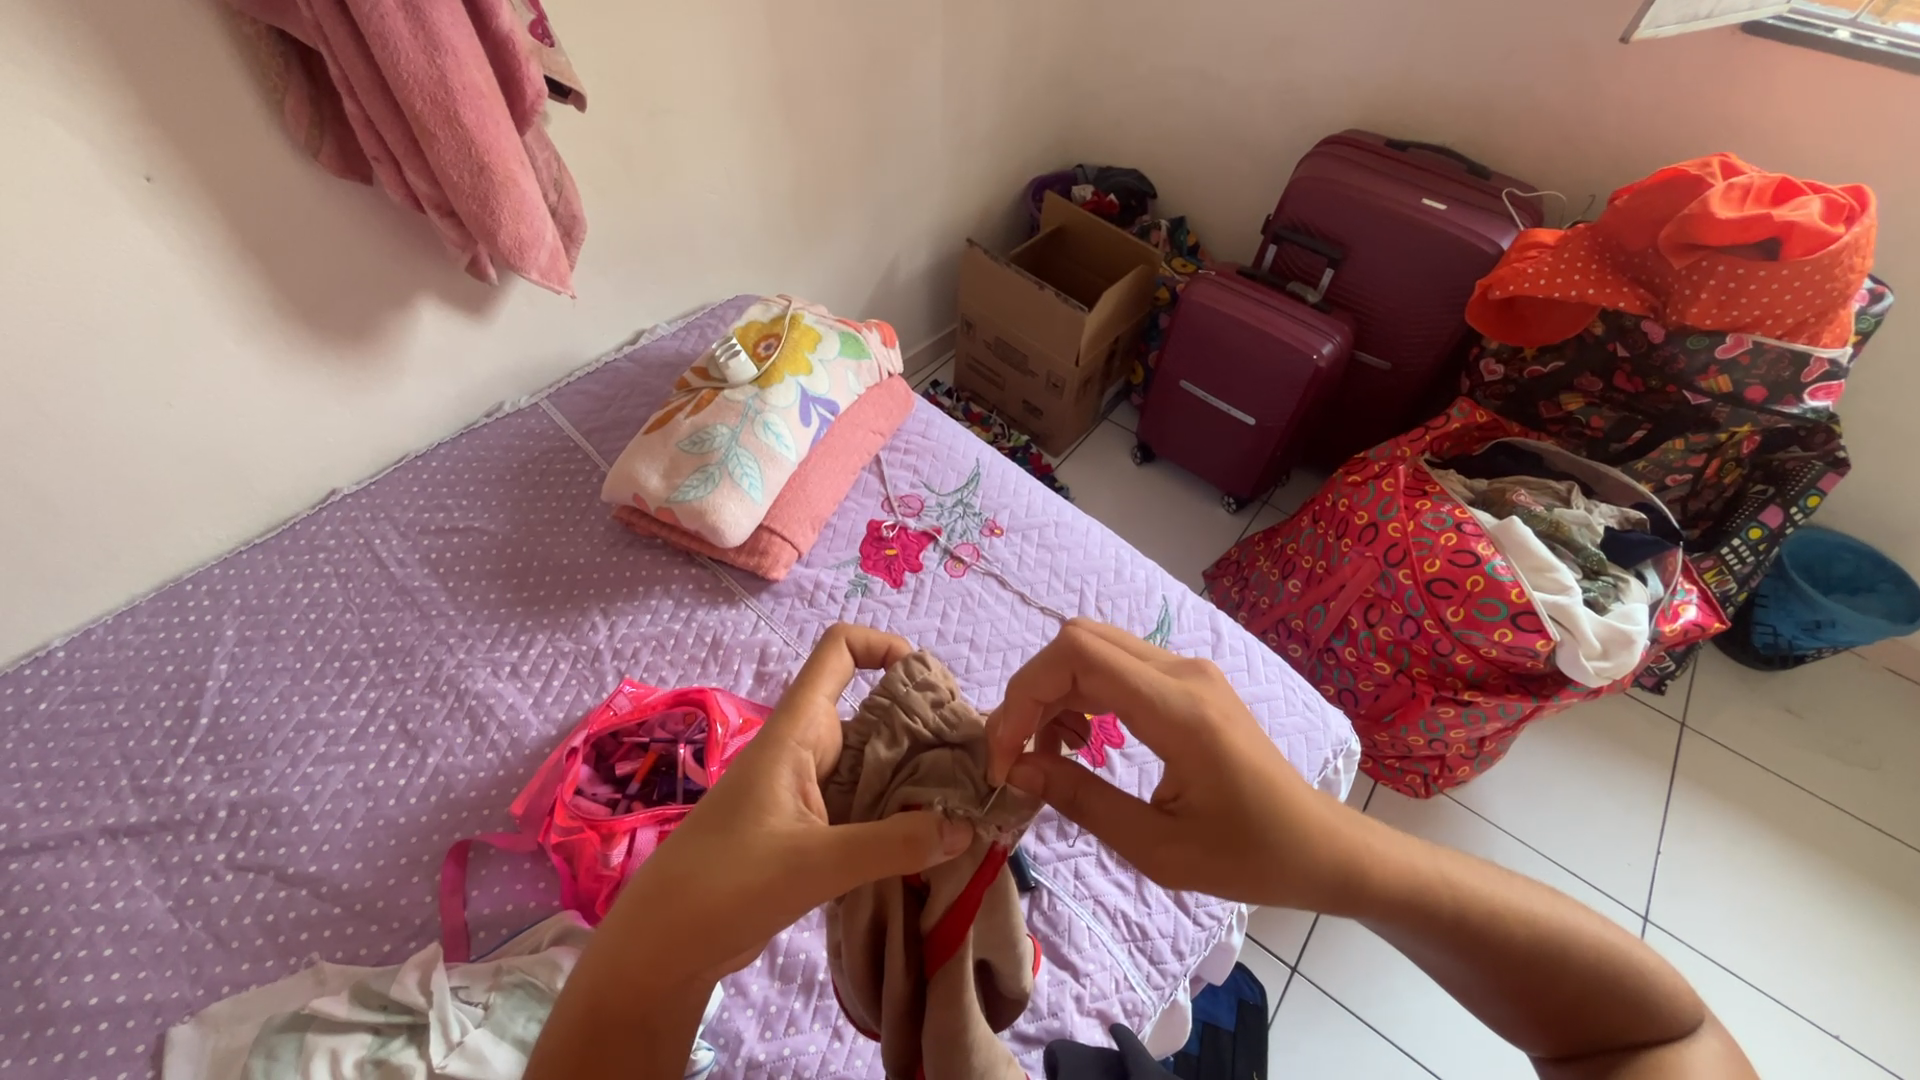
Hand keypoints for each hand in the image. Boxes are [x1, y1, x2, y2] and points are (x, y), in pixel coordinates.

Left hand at [593, 623, 973, 986]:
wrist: (663, 947)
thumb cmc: (724, 884)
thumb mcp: (813, 862)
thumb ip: (892, 844)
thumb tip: (966, 829)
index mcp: (798, 733)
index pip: (838, 653)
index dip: (883, 646)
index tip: (930, 681)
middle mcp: (806, 751)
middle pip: (873, 712)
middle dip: (922, 725)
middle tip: (972, 759)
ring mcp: (809, 792)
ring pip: (874, 764)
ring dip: (915, 777)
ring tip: (966, 802)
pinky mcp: (811, 832)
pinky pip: (866, 807)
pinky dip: (900, 816)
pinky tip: (933, 841)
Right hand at [984, 619, 1368, 911]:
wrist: (1320, 846)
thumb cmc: (1247, 857)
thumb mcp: (1156, 848)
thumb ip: (1080, 800)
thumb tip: (1015, 769)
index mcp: (1179, 710)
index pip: (1077, 655)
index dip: (1025, 694)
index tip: (1005, 755)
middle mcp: (1183, 672)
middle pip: (1078, 640)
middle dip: (1031, 691)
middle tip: (1014, 754)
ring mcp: (1188, 670)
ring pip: (1093, 647)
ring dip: (1054, 692)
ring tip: (1045, 753)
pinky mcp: (1187, 681)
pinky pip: (1116, 665)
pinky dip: (1080, 694)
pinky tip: (1080, 741)